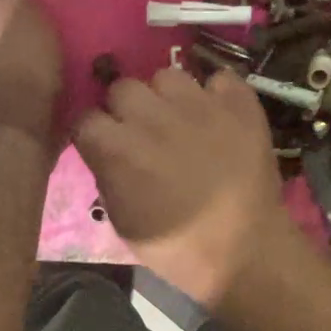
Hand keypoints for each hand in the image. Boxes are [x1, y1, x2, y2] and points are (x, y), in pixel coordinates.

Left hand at [0, 0, 63, 140]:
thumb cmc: (15, 66)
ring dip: (17, 61)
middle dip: (11, 30)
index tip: (34, 5)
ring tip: (49, 65)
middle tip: (46, 35)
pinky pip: (0, 89)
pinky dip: (17, 88)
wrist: (13, 140)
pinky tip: (40, 92)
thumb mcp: (15, 5)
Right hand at [75, 67, 294, 306]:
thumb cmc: (177, 249)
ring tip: (181, 123)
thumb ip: (107, 178)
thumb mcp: (123, 224)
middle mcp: (152, 116)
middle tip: (143, 135)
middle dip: (127, 109)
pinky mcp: (238, 103)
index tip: (105, 147)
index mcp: (117, 149)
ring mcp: (198, 104)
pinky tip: (218, 118)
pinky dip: (216, 95)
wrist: (244, 253)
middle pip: (123, 88)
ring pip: (168, 76)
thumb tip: (107, 155)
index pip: (86, 118)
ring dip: (167, 98)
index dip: (95, 134)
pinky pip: (219, 79)